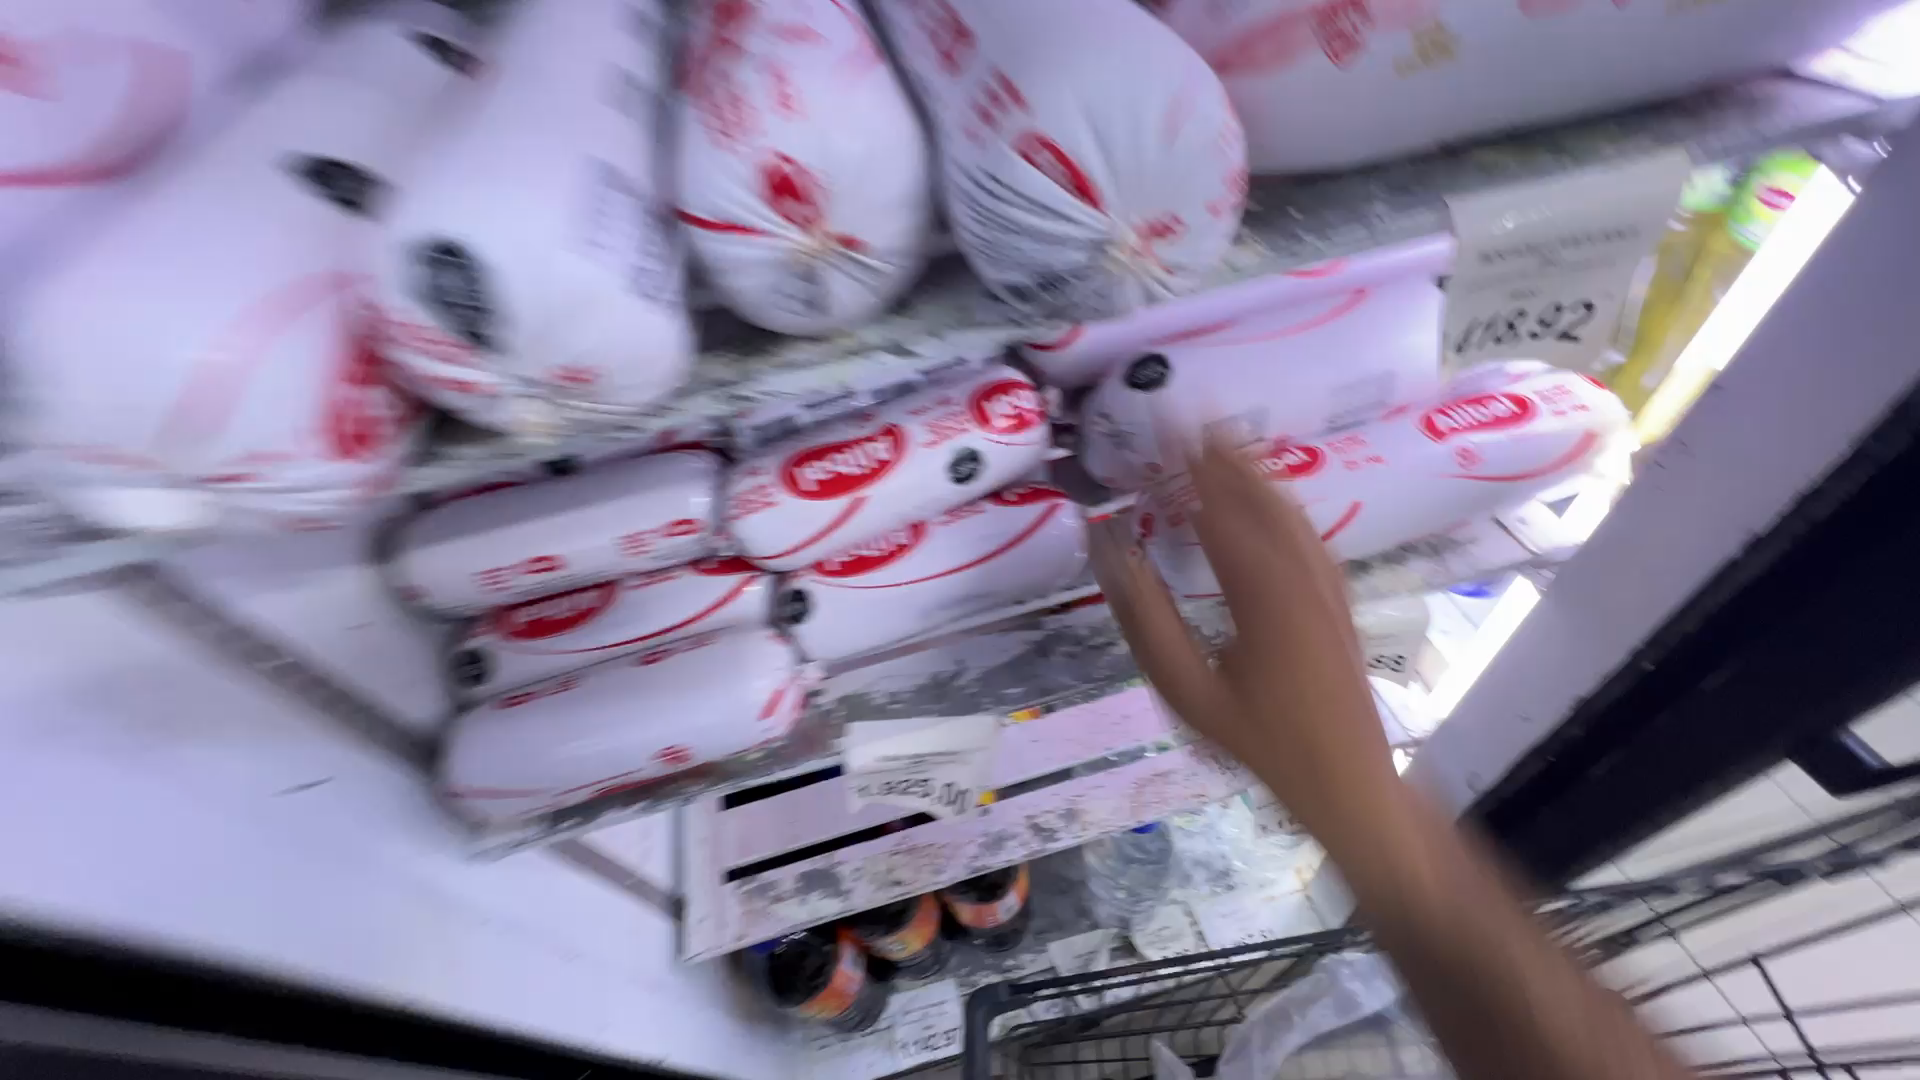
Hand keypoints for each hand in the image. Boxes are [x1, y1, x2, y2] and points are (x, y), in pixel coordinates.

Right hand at [1089, 436, 1401, 847]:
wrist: (1346, 778)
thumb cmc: (1258, 738)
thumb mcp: (1187, 689)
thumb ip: (1147, 620)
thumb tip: (1111, 556)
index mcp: (1262, 591)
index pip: (1217, 508)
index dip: (1189, 466)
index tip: (1163, 431)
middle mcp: (1301, 574)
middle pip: (1259, 496)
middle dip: (1223, 454)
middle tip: (1189, 419)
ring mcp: (1327, 584)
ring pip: (1289, 510)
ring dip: (1253, 472)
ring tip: (1221, 442)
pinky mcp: (1337, 597)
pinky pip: (1307, 532)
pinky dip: (1280, 503)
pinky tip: (1267, 499)